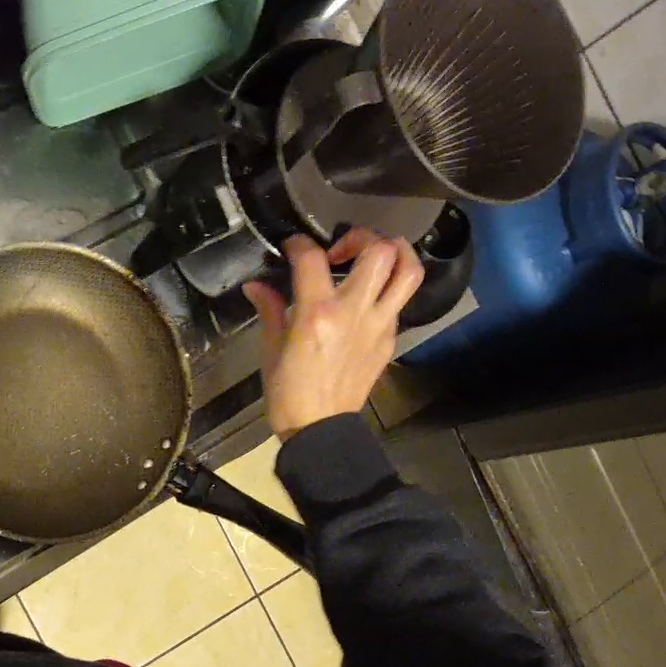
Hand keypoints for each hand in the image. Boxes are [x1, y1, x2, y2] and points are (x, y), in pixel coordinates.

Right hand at [243, 230, 424, 440]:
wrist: (319, 428)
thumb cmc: (287, 393)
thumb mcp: (270, 350)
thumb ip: (270, 310)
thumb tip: (257, 286)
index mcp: (316, 314)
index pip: (312, 259)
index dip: (299, 244)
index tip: (291, 246)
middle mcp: (354, 312)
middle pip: (379, 251)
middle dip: (360, 237)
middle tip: (341, 251)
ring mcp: (378, 325)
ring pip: (408, 270)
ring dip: (395, 253)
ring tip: (374, 257)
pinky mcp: (390, 339)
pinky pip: (399, 301)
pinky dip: (387, 289)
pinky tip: (367, 298)